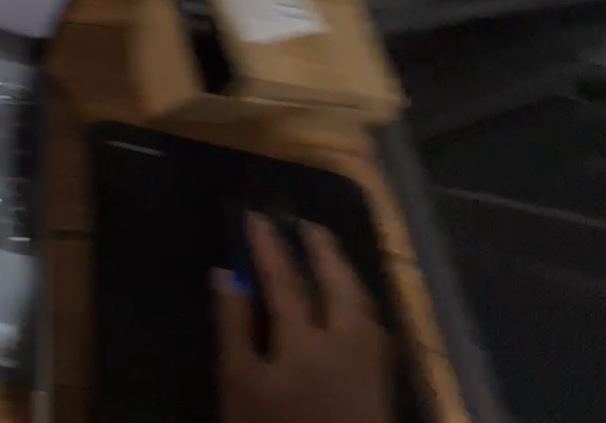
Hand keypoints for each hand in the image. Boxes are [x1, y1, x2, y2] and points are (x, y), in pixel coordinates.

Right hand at [215, 214, 391, 422]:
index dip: (270, 246)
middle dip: (324, 253)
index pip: (286, 281)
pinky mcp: (380, 389)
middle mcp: (347, 350)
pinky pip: (373, 330)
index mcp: (306, 344)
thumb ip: (234, 324)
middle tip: (305, 224)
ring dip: (346, 276)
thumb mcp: (238, 380)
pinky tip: (349, 303)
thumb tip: (225, 273)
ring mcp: (370, 371)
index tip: (256, 216)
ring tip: (327, 254)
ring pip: (365, 310)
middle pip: (341, 290)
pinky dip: (358, 303)